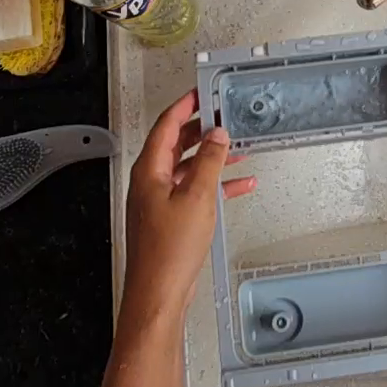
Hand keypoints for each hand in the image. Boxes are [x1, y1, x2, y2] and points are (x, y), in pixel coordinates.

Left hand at [123, 90, 254, 331]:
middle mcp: (150, 182)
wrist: (159, 293)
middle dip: (200, 129)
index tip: (200, 93)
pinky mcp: (170, 218)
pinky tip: (238, 185)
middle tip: (220, 115)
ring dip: (211, 157)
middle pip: (174, 144)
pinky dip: (215, 184)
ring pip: (187, 167)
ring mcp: (158, 201)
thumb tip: (217, 136)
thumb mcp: (197, 197)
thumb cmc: (168, 253)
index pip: (165, 125)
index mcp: (149, 170)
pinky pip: (194, 191)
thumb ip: (208, 162)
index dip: (184, 106)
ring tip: (236, 148)